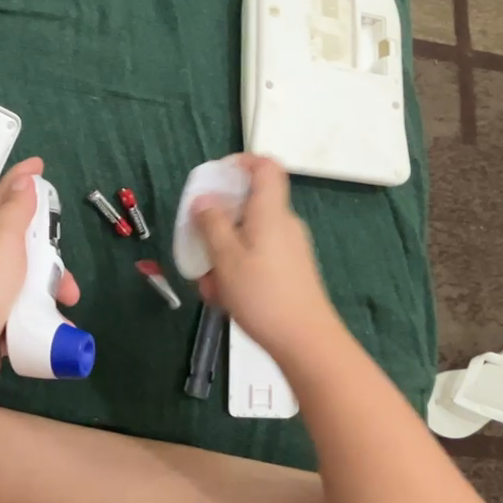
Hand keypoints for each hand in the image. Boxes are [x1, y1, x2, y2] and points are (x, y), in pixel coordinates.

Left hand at [0, 157, 78, 389]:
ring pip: (29, 278)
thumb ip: (15, 210)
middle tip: (67, 268)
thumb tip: (23, 179)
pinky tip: (56, 324)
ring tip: (68, 302)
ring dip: (52, 287)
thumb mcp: (2, 239)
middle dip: (51, 252)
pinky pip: (26, 309)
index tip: (39, 164)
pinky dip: (42, 314)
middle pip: (24, 242)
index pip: (5, 196)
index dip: (22, 178)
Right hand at [193, 155, 341, 355]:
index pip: (265, 166)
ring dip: (222, 253)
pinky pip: (255, 257)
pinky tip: (224, 298)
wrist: (304, 340)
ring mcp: (289, 248)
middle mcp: (283, 224)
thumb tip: (203, 200)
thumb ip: (211, 224)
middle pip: (249, 205)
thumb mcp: (225, 258)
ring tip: (209, 284)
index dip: (241, 162)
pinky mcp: (289, 270)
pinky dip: (236, 269)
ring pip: (247, 236)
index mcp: (270, 212)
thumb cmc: (262, 295)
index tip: (215, 176)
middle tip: (198, 244)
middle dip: (218, 222)